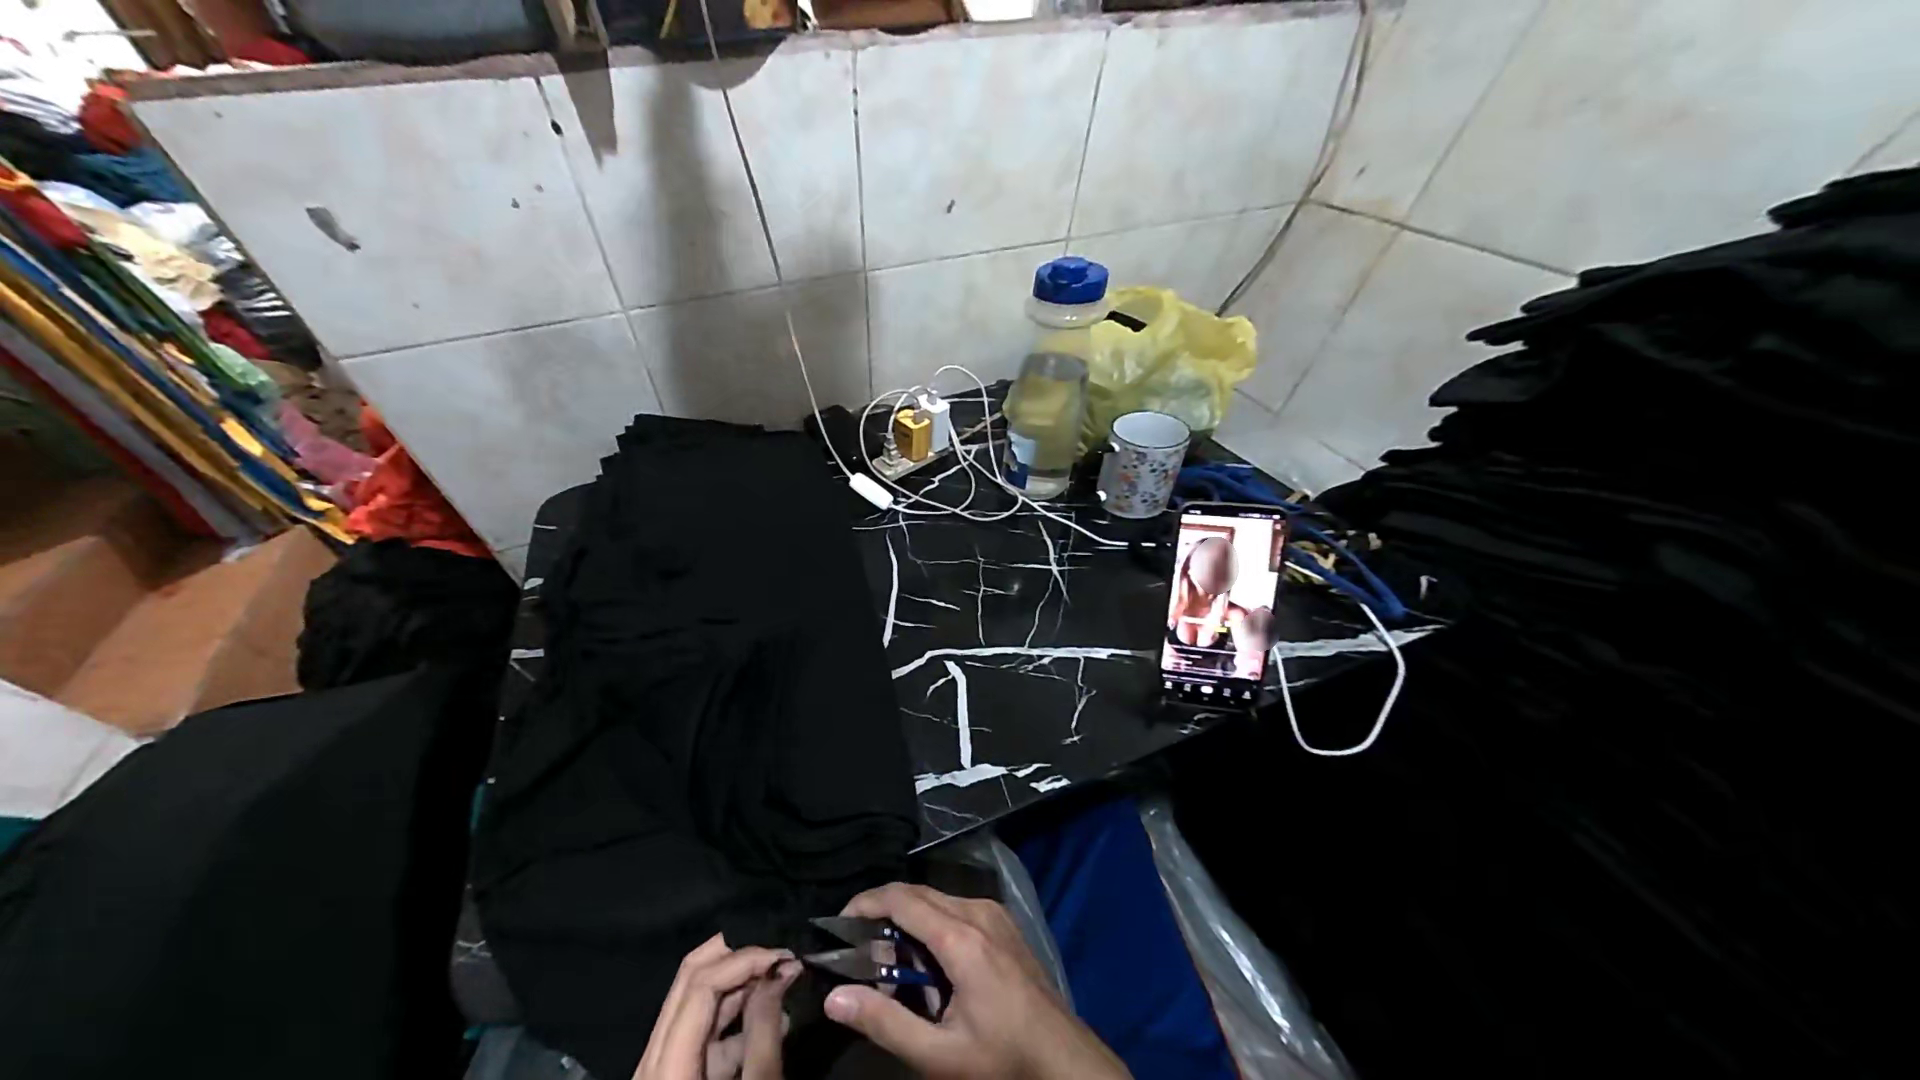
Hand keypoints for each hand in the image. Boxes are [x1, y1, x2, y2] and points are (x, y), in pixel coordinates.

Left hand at [633, 934, 800, 1079]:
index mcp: (666, 1064)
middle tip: (781, 957)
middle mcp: (653, 1055)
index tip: (785, 957)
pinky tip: (771, 1017)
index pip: (701, 985)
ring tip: (783, 979)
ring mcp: (659, 1062)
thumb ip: (765, 1031)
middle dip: (741, 958)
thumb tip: (784, 971)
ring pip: (696, 1000)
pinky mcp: (671, 1071)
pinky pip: (701, 1028)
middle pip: (691, 978)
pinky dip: (735, 1016)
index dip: (745, 960)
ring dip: (742, 983)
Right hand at [822, 884, 1129, 1079]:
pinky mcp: (1003, 922)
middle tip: (860, 951)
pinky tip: (927, 963)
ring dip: (908, 920)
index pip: (901, 898)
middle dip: (883, 913)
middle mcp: (977, 911)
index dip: (865, 903)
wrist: (1063, 1058)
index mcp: (961, 937)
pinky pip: (956, 908)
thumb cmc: (1001, 1058)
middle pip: (917, 893)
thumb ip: (884, 1022)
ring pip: (937, 899)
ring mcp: (994, 913)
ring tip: (891, 963)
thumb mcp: (938, 1053)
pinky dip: (932, 924)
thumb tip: (834, 997)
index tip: (838, 923)